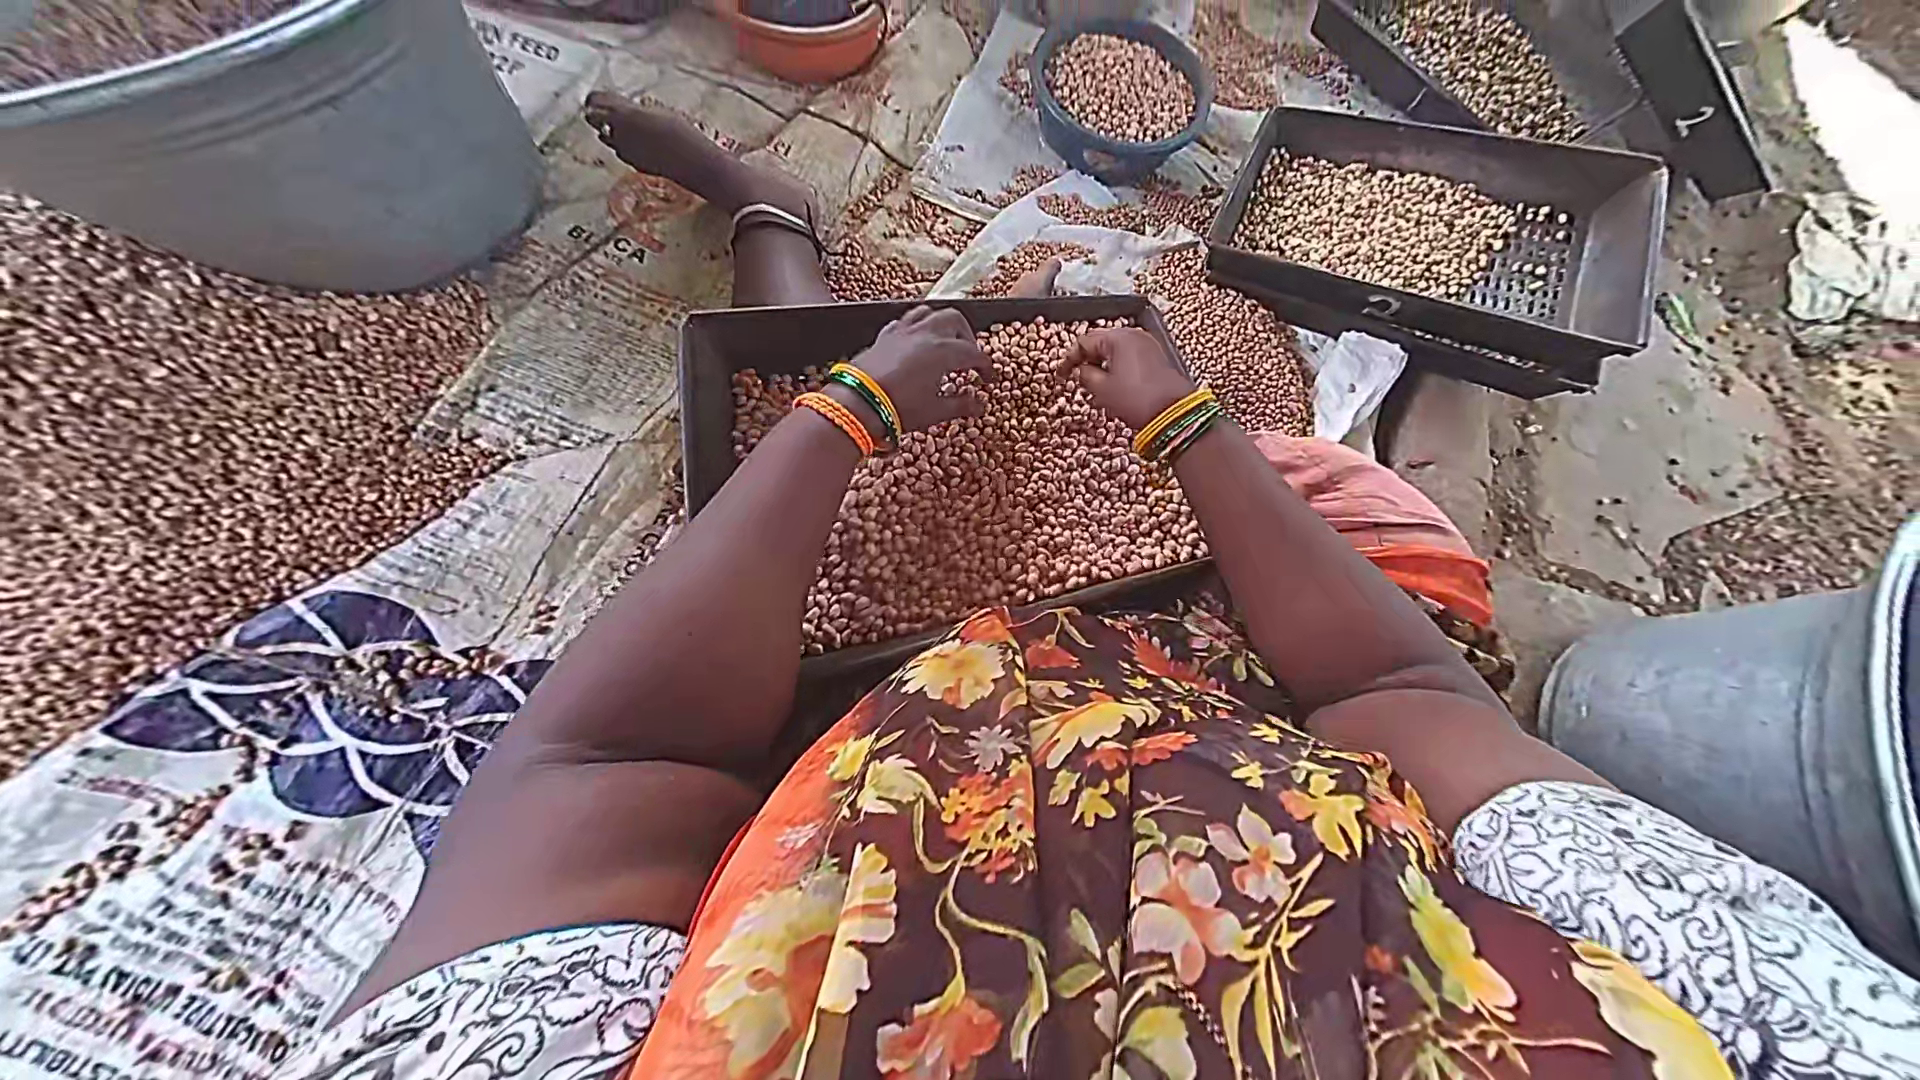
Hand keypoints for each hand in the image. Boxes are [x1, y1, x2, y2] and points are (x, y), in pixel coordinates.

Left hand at [848, 306, 993, 433]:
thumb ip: (961, 405)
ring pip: (931, 313)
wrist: (858, 403)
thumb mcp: (935, 411)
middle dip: (967, 336)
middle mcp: (926, 333)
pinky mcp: (885, 334)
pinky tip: (918, 340)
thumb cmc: (898, 408)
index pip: (974, 354)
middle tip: (969, 356)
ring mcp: (904, 330)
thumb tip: (980, 404)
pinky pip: (907, 320)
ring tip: (946, 341)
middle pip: (956, 321)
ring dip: (943, 324)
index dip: (986, 367)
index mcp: (944, 350)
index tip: (988, 379)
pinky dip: (919, 326)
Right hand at [1055, 327, 1194, 430]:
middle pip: (1101, 343)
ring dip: (1102, 365)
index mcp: (1118, 338)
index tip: (1061, 374)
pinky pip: (1129, 358)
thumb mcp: (1102, 389)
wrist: (1172, 413)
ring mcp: (1147, 346)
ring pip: (1115, 351)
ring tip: (1094, 385)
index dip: (1069, 359)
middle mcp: (1134, 335)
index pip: (1084, 341)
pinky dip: (1117, 368)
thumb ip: (1085, 375)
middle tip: (1076, 378)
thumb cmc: (1136, 399)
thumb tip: (1081, 370)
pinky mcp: (1156, 359)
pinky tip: (1113, 386)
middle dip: (1087, 360)